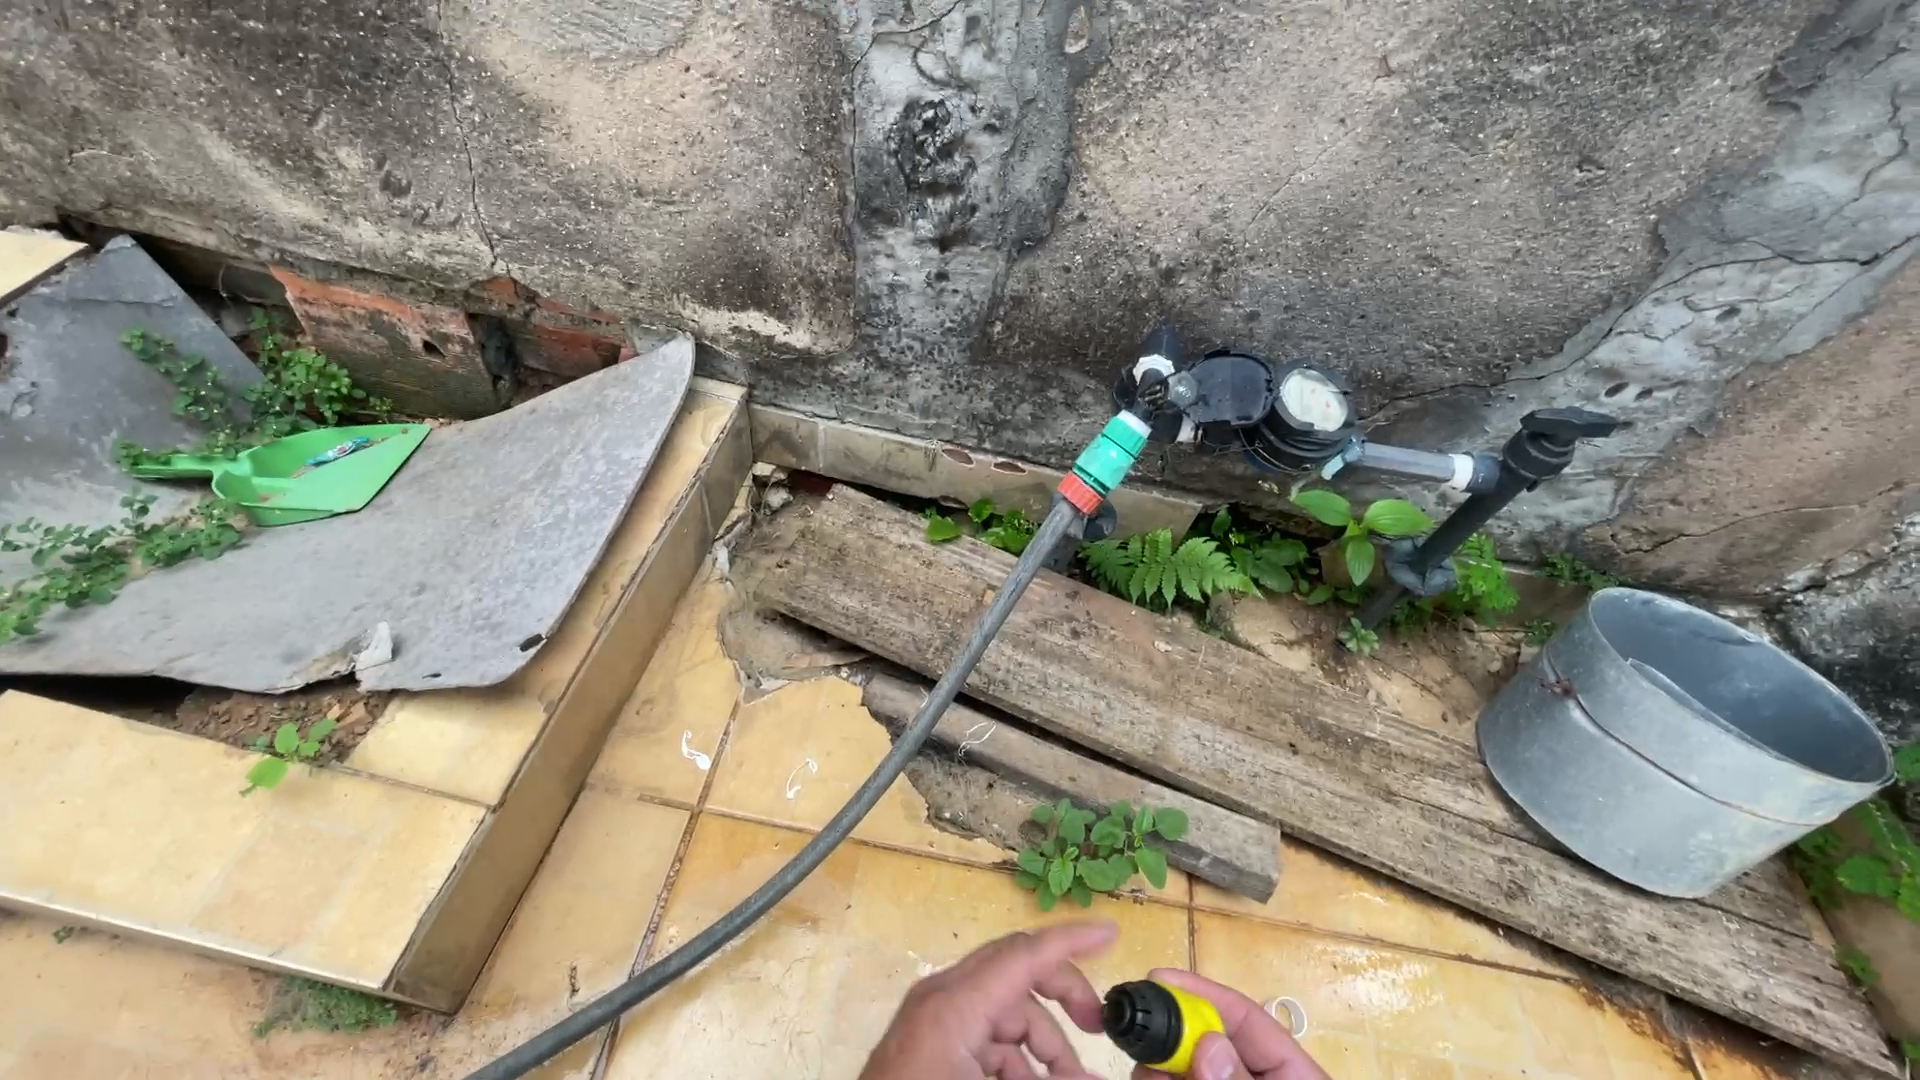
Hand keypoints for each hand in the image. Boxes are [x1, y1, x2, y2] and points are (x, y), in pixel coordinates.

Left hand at [859, 919, 1118, 1079]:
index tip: (1112, 934)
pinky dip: (1016, 1061)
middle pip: (1017, 974)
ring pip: (1005, 1012)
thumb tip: (1089, 1076)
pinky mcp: (930, 1046)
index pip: (1024, 953)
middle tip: (1100, 1028)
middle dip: (1064, 999)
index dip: (1072, 939)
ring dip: (1043, 1047)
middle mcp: (942, 1000)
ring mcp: (933, 1022)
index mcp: (954, 1006)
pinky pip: (985, 1038)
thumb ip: (1048, 1076)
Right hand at [1131, 969, 1328, 1079]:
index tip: (1157, 977)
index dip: (1202, 992)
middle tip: (1139, 1037)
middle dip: (1170, 1036)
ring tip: (1145, 1074)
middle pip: (1206, 1041)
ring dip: (1157, 1069)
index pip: (1246, 1016)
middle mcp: (1256, 1075)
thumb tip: (1207, 1042)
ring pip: (1182, 1070)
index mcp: (1290, 1071)